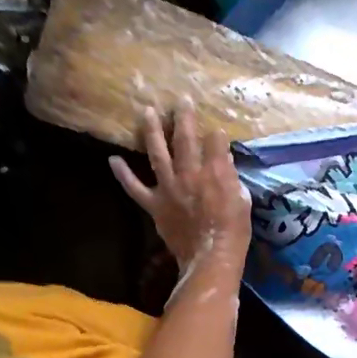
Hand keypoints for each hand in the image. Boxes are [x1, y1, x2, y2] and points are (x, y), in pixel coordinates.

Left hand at [110, 100, 249, 272]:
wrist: (210, 258)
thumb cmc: (234, 231)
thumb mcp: (242, 200)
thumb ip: (230, 177)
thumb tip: (223, 161)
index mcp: (215, 171)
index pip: (215, 141)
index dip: (216, 133)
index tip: (216, 129)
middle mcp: (190, 173)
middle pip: (185, 139)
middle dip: (184, 117)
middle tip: (180, 99)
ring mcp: (169, 187)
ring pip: (158, 153)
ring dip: (152, 131)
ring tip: (147, 112)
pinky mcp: (155, 204)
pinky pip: (135, 188)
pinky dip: (123, 174)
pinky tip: (113, 160)